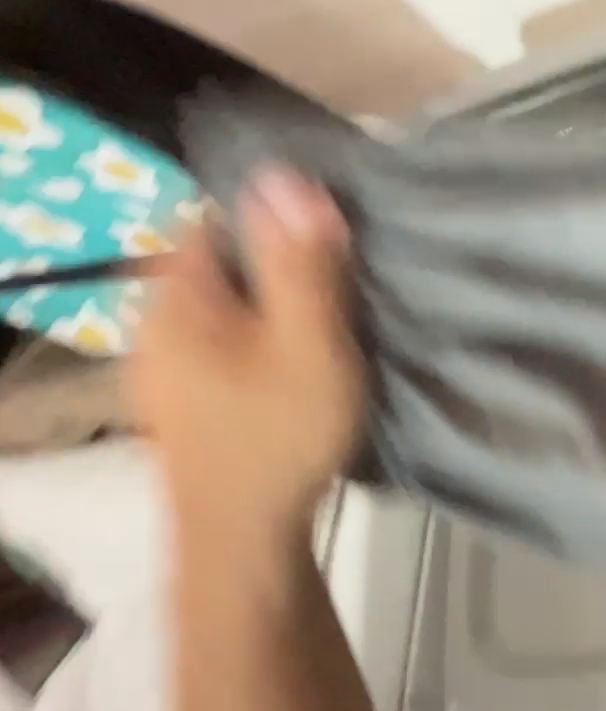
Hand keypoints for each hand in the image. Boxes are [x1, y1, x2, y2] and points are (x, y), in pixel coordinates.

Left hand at [130, 167, 363, 540]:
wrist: (243, 531)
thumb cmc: (280, 430)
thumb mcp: (308, 341)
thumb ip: (300, 264)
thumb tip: (288, 180)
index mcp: (174, 301)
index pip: (211, 220)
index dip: (271, 214)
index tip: (334, 228)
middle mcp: (154, 323)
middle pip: (216, 261)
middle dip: (275, 255)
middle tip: (345, 270)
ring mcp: (164, 362)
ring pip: (222, 301)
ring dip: (272, 294)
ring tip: (333, 308)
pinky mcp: (186, 393)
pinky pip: (224, 333)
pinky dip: (262, 327)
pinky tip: (298, 351)